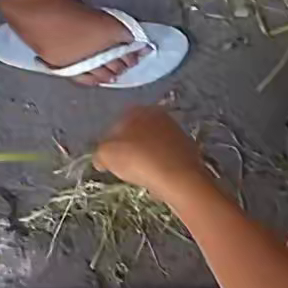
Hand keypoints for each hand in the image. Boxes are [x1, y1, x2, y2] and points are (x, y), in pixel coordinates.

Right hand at [93, 107, 209, 198]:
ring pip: (151, 145)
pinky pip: (166, 156)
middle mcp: (157, 114)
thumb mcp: (106, 155)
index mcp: (136, 110)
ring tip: (141, 175)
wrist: (178, 176)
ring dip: (145, 157)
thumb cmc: (137, 159)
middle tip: (123, 167)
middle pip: (135, 134)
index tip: (108, 160)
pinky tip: (157, 177)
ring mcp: (175, 130)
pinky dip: (160, 165)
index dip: (109, 144)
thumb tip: (102, 159)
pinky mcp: (188, 147)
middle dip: (129, 149)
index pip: (115, 126)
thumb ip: (100, 154)